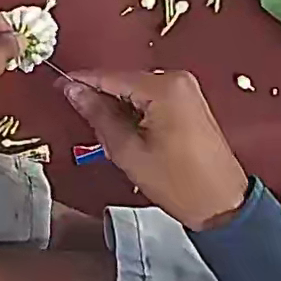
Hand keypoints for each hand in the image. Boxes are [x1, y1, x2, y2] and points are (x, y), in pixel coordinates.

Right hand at [60, 70, 249, 229]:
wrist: (221, 203)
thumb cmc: (177, 182)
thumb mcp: (127, 150)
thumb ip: (98, 115)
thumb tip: (73, 90)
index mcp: (164, 87)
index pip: (112, 76)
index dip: (82, 81)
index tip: (58, 84)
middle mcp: (176, 79)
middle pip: (124, 82)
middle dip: (102, 100)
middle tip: (86, 124)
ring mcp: (186, 89)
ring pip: (136, 91)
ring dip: (119, 109)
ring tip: (112, 140)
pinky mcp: (189, 101)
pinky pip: (151, 98)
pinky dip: (135, 112)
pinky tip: (129, 135)